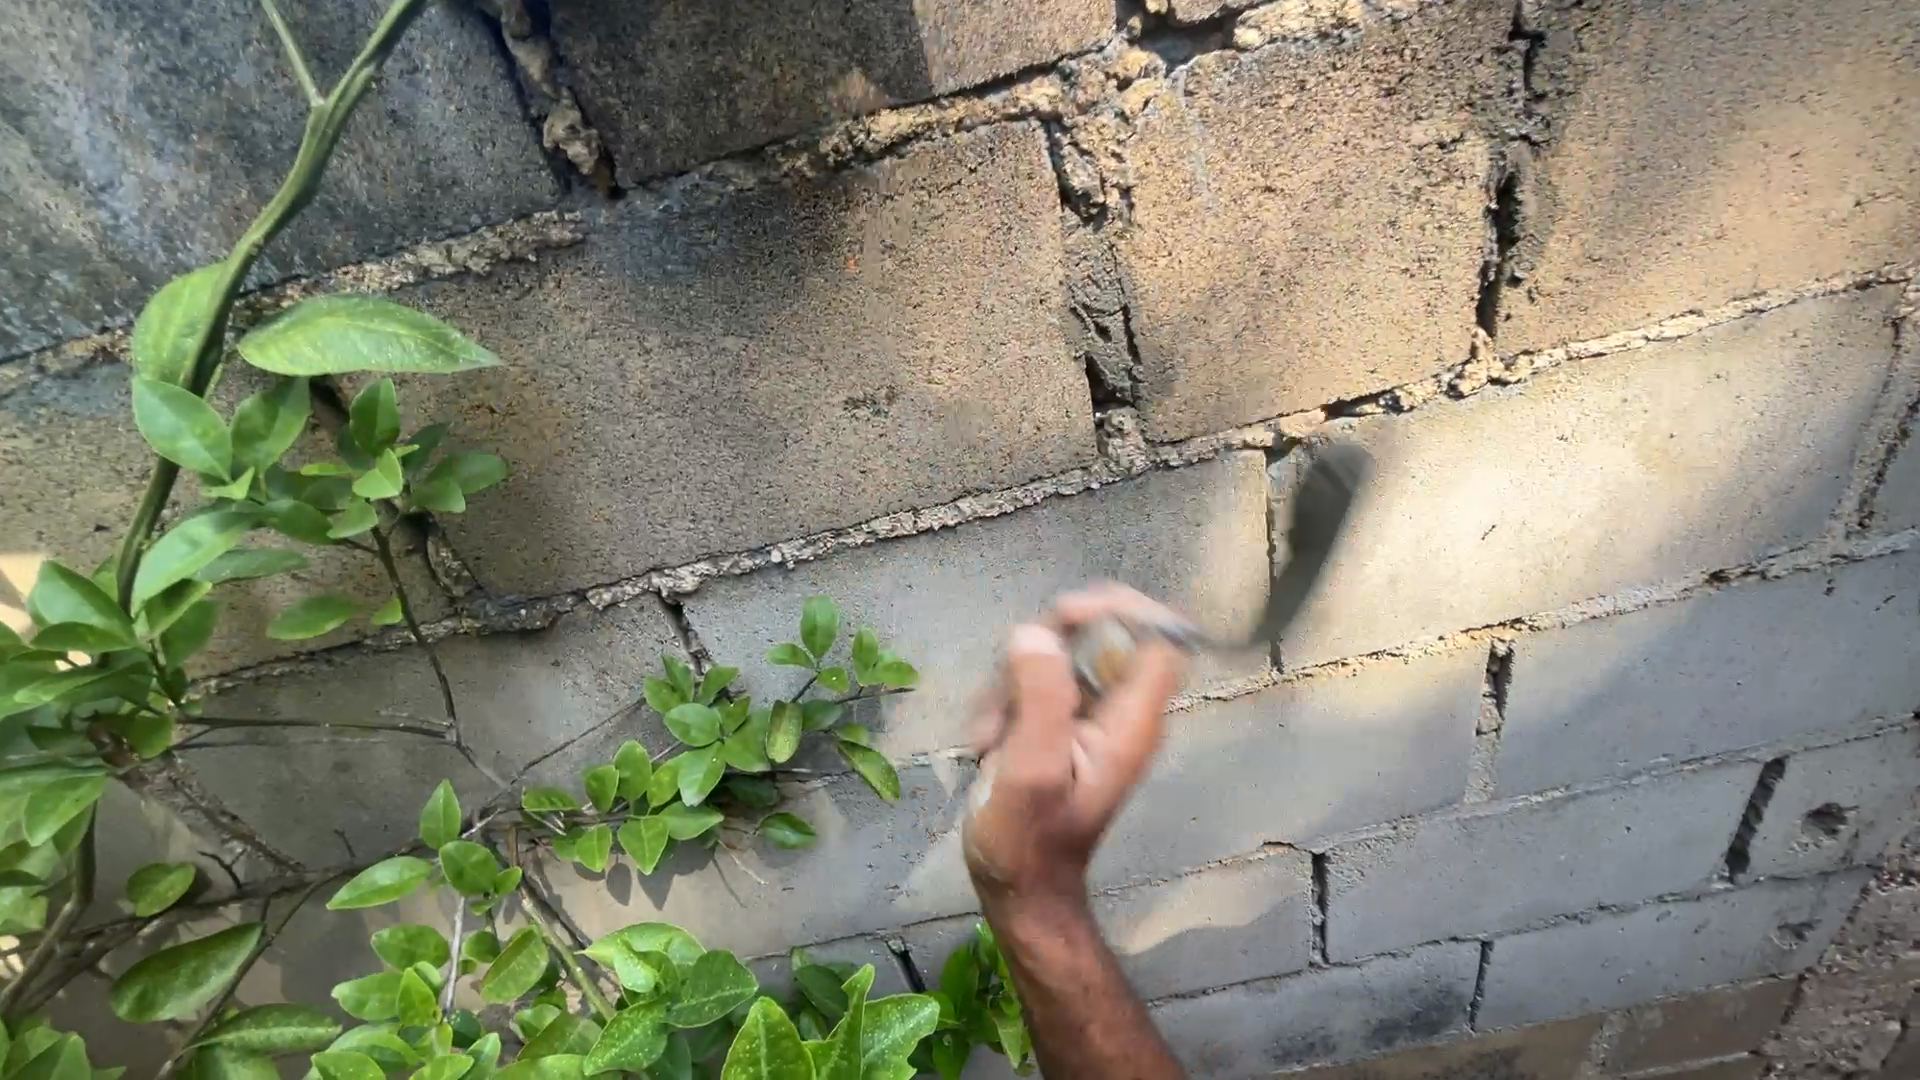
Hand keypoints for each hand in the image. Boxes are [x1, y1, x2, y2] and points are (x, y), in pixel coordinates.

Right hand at [963, 585, 1189, 909]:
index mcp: (1131, 720)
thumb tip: (1035, 633)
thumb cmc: (1027, 840)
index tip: (1066, 616)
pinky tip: (986, 741)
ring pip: (1052, 656)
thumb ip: (1040, 698)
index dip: (1120, 609)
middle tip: (1005, 699)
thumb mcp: (1031, 770)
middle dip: (1040, 652)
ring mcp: (1086, 715)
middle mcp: (1117, 710)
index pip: (1160, 635)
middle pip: (1096, 634)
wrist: (1019, 887)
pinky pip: (1031, 682)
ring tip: (990, 737)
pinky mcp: (1058, 723)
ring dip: (1009, 685)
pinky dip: (1002, 702)